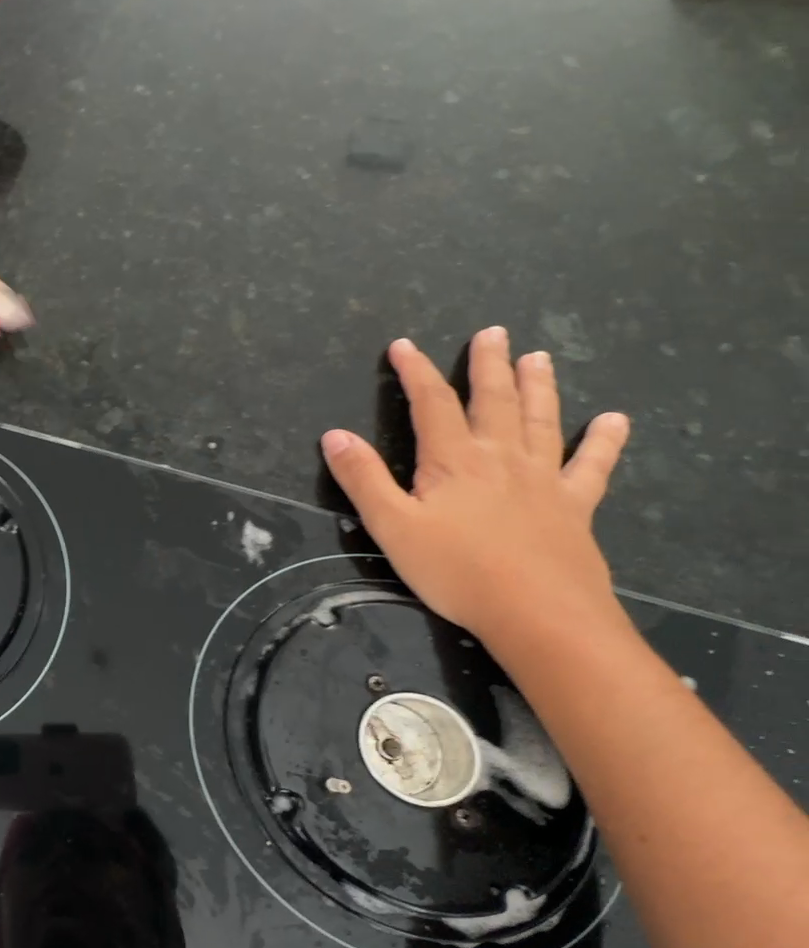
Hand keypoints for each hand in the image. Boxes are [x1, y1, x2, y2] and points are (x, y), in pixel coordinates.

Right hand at [320, 327, 631, 643]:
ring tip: (538, 357)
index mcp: (453, 461)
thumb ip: (363, 479)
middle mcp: (500, 458)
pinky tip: (614, 421)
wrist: (540, 614)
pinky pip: (592, 466)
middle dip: (488, 365)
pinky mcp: (575, 506)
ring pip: (541, 420)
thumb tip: (334, 436)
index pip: (431, 404)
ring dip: (539, 386)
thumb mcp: (391, 527)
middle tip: (493, 333)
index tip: (404, 345)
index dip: (416, 371)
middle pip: (494, 400)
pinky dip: (603, 441)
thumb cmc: (456, 572)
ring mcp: (544, 479)